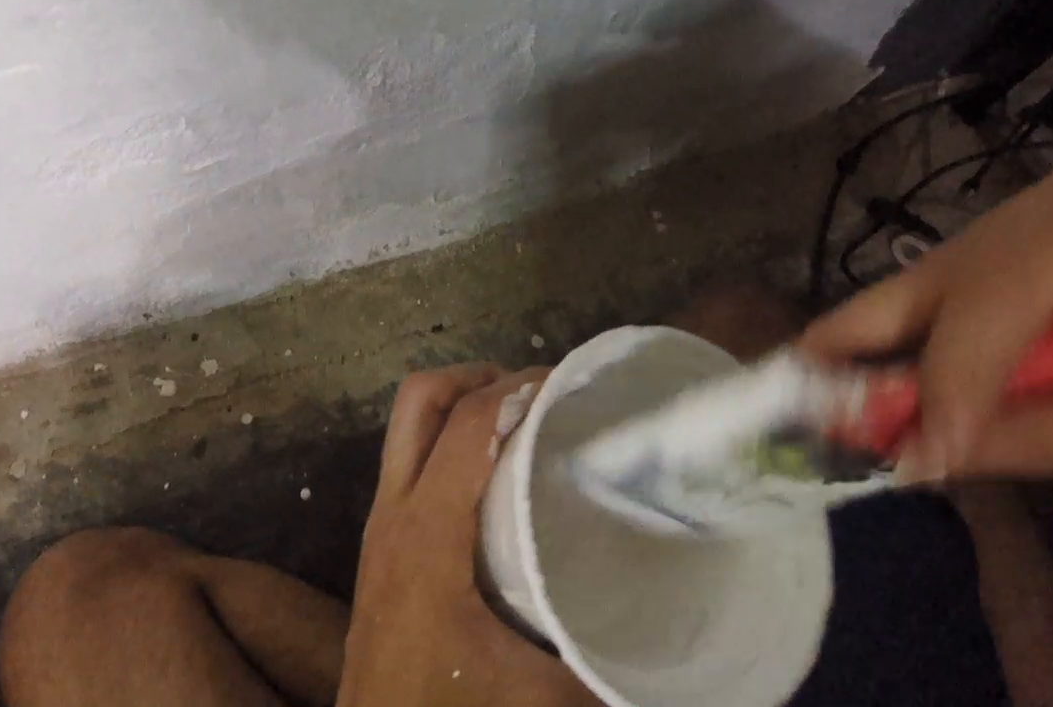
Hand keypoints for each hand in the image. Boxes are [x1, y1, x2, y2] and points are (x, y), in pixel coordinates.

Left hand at [337, 364, 597, 706]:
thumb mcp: (539, 692)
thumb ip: (603, 659)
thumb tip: (671, 629)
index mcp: (427, 533)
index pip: (468, 424)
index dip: (518, 388)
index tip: (569, 385)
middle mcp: (394, 511)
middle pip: (419, 400)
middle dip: (476, 377)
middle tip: (534, 393)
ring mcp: (381, 522)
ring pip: (407, 425)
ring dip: (457, 404)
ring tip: (518, 418)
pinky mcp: (381, 540)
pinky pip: (407, 458)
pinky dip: (445, 440)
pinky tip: (491, 473)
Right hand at [800, 107, 1052, 484]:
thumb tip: (927, 455)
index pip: (1018, 285)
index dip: (955, 372)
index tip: (906, 453)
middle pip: (967, 266)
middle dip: (882, 340)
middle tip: (801, 393)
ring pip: (972, 266)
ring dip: (923, 341)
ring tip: (872, 403)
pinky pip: (994, 266)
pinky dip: (965, 327)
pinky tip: (941, 371)